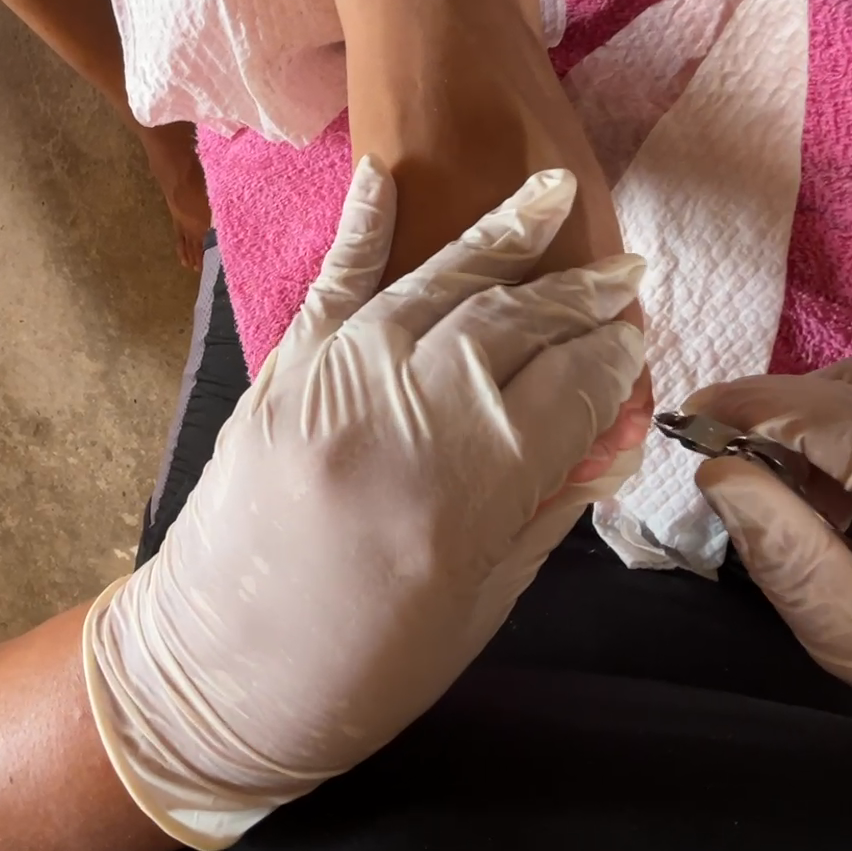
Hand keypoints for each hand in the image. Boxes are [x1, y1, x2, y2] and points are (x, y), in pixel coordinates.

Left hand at [83, 158, 649, 848]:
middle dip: (576, 294)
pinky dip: (358, 228)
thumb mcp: (479, 605)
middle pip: (510, 325)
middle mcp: (400, 415)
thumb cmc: (361, 669)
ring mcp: (330, 381)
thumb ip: (543, 504)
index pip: (568, 388)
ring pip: (434, 287)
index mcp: (464, 489)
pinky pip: (328, 287)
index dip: (613, 358)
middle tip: (624, 267)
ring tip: (549, 192)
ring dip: (500, 237)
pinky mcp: (280, 374)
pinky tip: (383, 174)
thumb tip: (606, 431)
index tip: (639, 336)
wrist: (212, 676)